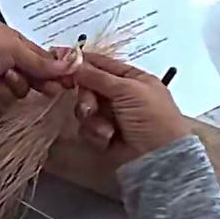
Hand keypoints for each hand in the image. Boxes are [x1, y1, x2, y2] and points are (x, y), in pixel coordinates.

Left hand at [0, 22, 74, 110]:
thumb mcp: (13, 47)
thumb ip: (40, 59)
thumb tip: (69, 65)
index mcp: (9, 37)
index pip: (37, 52)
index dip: (52, 65)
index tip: (68, 76)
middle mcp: (3, 54)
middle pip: (33, 70)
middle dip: (42, 79)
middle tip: (54, 89)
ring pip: (23, 85)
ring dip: (19, 84)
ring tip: (8, 79)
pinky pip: (8, 96)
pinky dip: (4, 93)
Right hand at [69, 51, 190, 164]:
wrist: (158, 156)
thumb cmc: (150, 117)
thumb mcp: (127, 90)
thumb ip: (97, 76)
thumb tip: (74, 62)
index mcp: (131, 78)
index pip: (102, 64)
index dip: (82, 63)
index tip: (61, 64)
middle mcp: (120, 94)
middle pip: (88, 86)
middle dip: (87, 97)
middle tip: (90, 107)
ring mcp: (111, 114)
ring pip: (84, 107)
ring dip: (92, 118)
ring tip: (105, 129)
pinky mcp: (103, 133)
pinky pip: (86, 127)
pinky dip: (96, 133)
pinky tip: (108, 139)